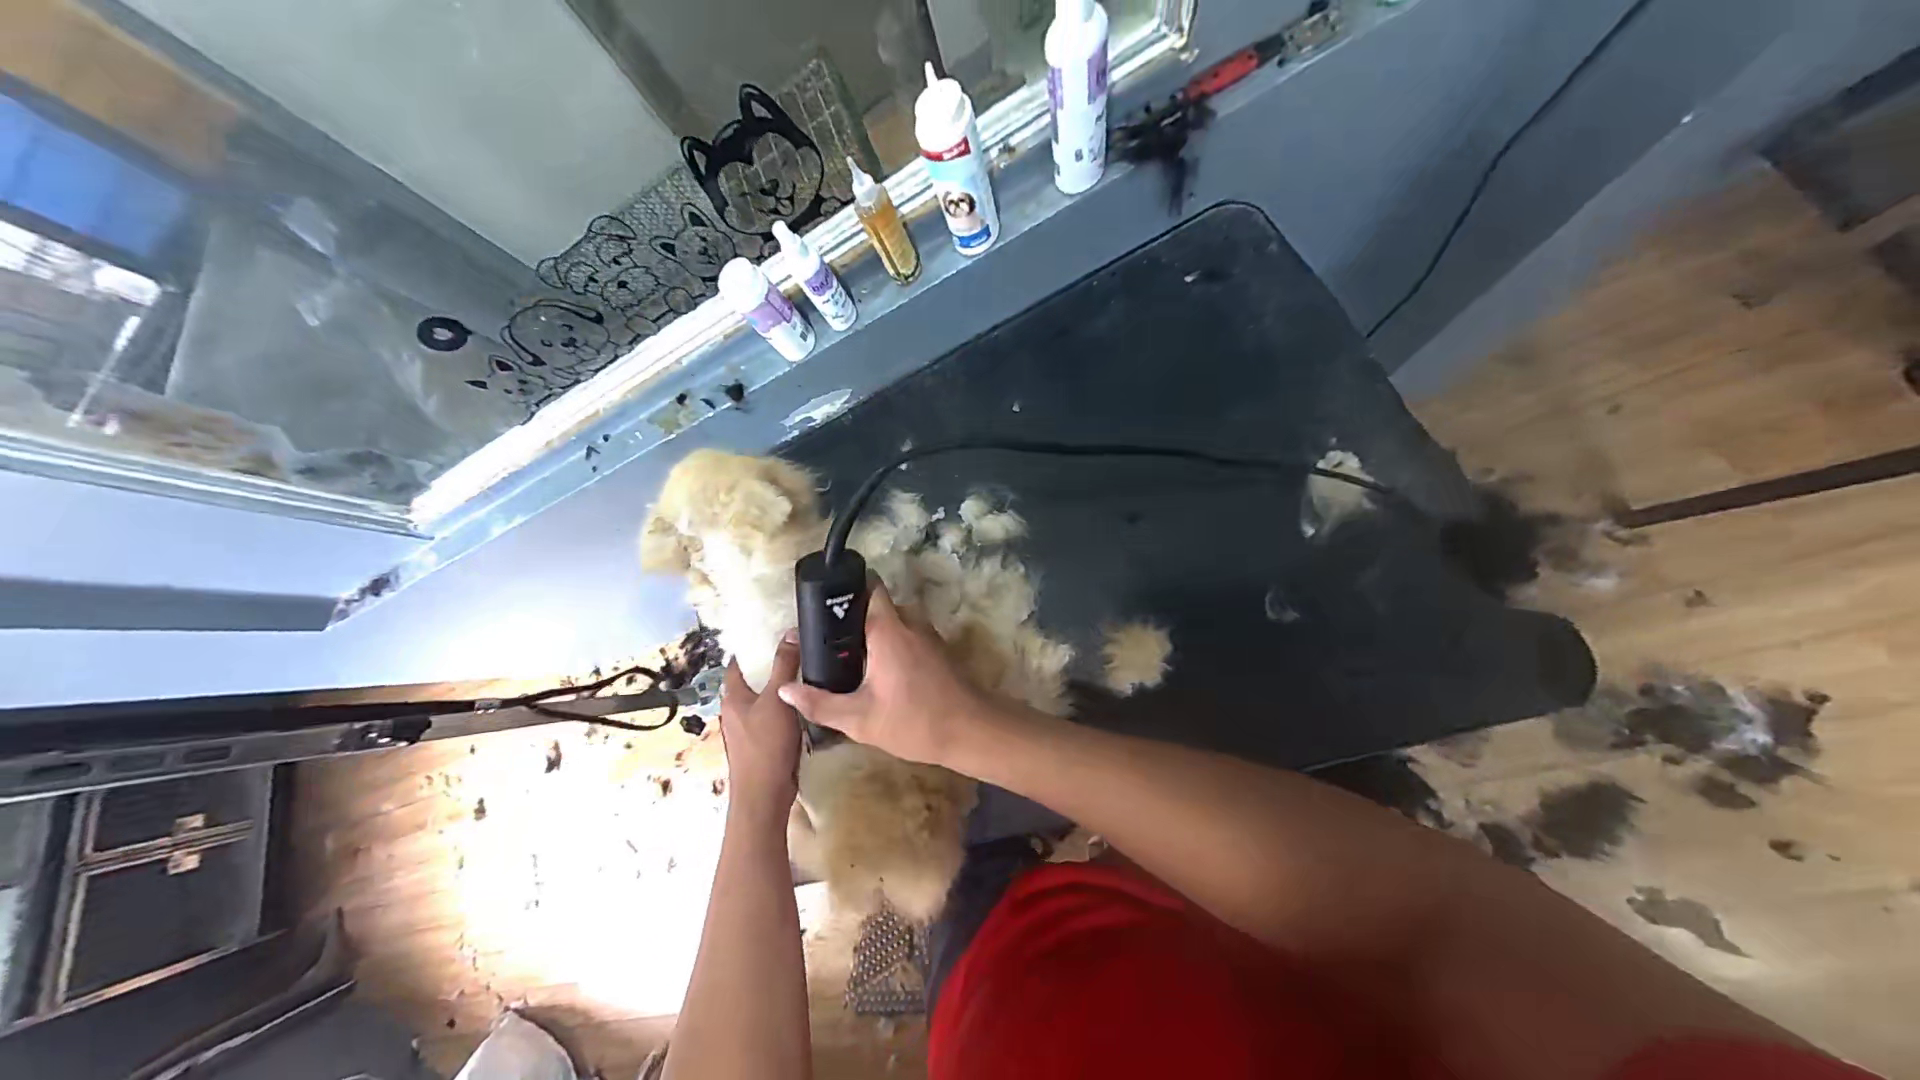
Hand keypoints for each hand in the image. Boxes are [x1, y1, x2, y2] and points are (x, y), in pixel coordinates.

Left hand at [719, 637, 802, 821]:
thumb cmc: (766, 744)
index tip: (776, 633)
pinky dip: (786, 707)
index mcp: (733, 697)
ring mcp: (748, 729)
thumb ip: (784, 666)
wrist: (764, 794)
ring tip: (806, 672)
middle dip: (772, 666)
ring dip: (781, 688)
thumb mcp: (777, 699)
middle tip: (798, 649)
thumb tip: (790, 632)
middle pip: (753, 680)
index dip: (753, 646)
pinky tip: (805, 703)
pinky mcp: (762, 743)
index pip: (738, 663)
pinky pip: (774, 717)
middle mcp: (736, 710)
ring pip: (764, 700)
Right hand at [778, 584, 996, 766]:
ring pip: (894, 620)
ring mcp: (928, 634)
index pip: (869, 585)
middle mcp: (910, 622)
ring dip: (873, 633)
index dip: (846, 586)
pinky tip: (876, 671)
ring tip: (847, 657)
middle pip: (877, 604)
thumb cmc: (915, 722)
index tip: (824, 601)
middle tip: (827, 639)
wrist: (971, 732)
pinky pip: (907, 634)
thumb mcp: (860, 719)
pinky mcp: (937, 649)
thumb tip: (785, 692)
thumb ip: (820, 704)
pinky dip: (890, 644)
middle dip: (853, 617)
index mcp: (890, 628)